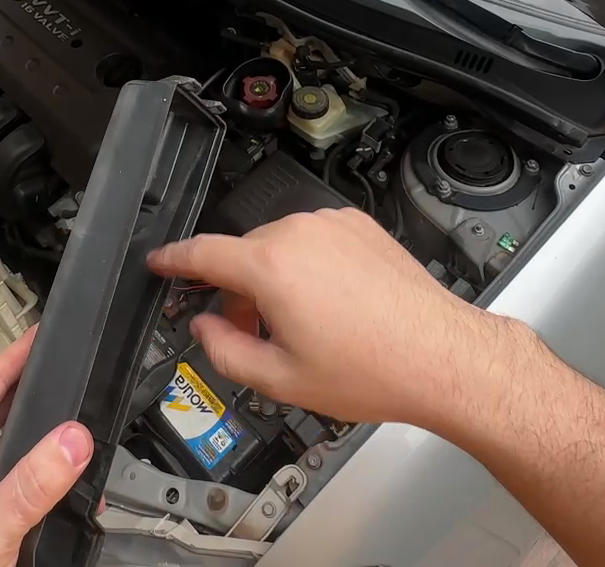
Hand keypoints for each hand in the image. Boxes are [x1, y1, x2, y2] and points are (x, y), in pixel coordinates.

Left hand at [0, 327, 93, 566]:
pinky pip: (8, 470)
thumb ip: (35, 481)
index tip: (42, 334)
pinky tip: (59, 471)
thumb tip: (73, 438)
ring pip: (4, 440)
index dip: (15, 356)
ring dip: (36, 430)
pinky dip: (34, 464)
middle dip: (32, 391)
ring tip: (69, 413)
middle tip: (65, 367)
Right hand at [146, 207, 527, 428]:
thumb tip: (207, 328)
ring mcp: (330, 224)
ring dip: (273, 276)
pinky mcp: (356, 224)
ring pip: (278, 245)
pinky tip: (330, 302)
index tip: (160, 261)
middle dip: (236, 289)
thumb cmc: (374, 368)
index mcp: (271, 265)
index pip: (202, 251)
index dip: (173, 258)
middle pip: (243, 253)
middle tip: (249, 330)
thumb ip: (226, 351)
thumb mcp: (282, 379)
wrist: (443, 356)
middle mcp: (298, 232)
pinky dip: (306, 263)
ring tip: (300, 323)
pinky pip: (312, 237)